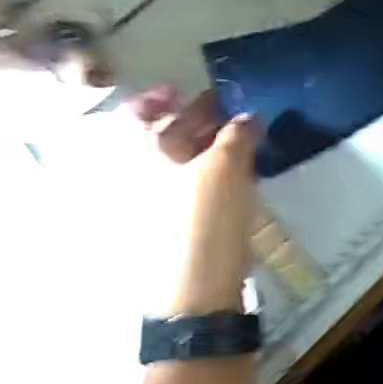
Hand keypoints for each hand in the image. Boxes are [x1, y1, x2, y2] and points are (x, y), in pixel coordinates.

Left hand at [130, 85, 260, 314]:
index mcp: (135, 154)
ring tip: (238, 146)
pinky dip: (206, 178)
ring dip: (205, 151)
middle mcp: (134, 176)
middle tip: (228, 115)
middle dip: (193, 123)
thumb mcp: (226, 170)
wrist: (195, 292)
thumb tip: (248, 118)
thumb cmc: (202, 222)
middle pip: (160, 139)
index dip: (163, 98)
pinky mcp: (172, 229)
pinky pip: (186, 190)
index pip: (138, 113)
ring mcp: (151, 205)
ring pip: (176, 167)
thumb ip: (237, 137)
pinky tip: (231, 180)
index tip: (187, 90)